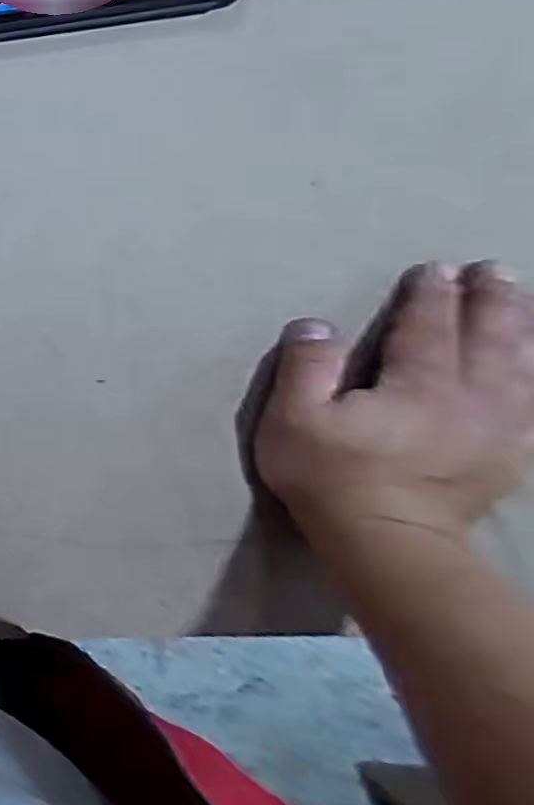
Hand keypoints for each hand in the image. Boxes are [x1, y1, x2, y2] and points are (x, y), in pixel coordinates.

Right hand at [254, 261, 533, 544]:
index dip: (430, 297)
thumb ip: (307, 368)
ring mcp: (501, 426)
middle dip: (492, 301)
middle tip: (493, 269)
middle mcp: (473, 397)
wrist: (385, 535)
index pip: (426, 329)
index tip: (434, 268)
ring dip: (525, 329)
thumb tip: (317, 326)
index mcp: (418, 386)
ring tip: (526, 303)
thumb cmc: (327, 472)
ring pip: (526, 365)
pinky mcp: (511, 451)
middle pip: (490, 339)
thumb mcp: (293, 417)